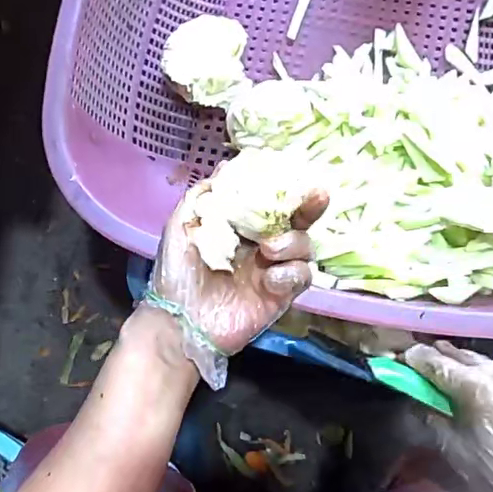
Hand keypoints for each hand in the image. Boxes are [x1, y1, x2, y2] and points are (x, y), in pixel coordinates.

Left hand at [145, 179, 327, 387]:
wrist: (178, 322)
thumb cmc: (175, 276)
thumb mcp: (180, 229)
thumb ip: (201, 199)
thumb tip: (225, 169)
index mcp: (239, 229)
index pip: (269, 203)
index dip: (283, 188)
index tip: (292, 174)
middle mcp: (261, 246)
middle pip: (297, 222)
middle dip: (310, 205)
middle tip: (317, 194)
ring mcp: (272, 271)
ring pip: (304, 247)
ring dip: (294, 242)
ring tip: (270, 248)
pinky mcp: (280, 296)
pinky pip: (301, 277)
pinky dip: (291, 272)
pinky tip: (270, 279)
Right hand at [404, 341, 492, 491]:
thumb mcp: (458, 457)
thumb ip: (435, 421)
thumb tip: (422, 403)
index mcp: (482, 389)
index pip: (439, 364)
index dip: (417, 360)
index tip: (403, 358)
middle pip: (470, 359)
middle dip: (447, 359)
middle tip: (429, 361)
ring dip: (477, 373)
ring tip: (464, 382)